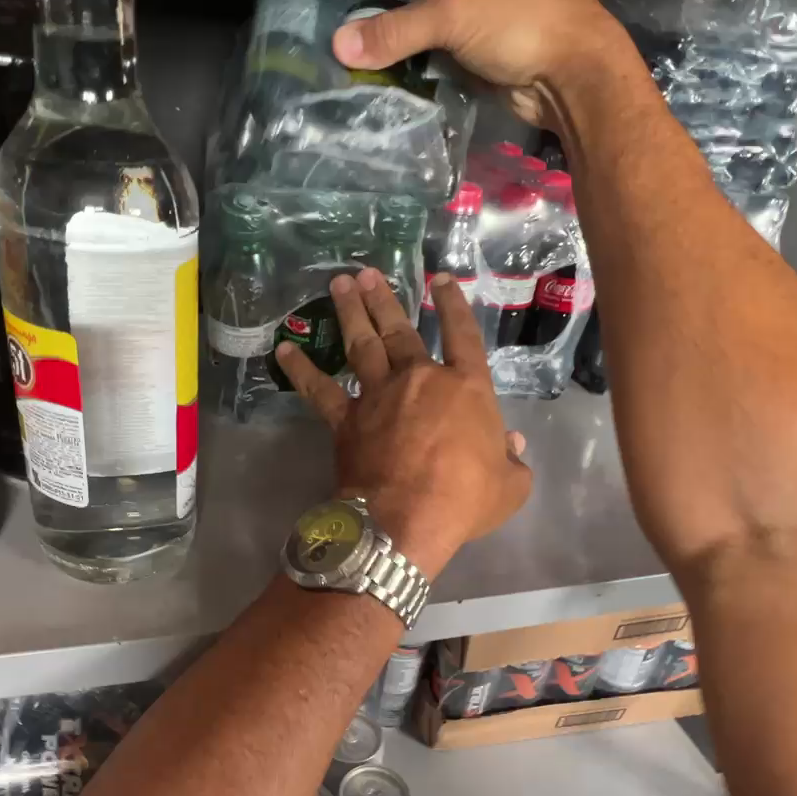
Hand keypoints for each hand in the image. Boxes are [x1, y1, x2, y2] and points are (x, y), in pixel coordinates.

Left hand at [274, 269, 530, 574]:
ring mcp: (378, 396)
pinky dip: (301, 369)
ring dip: (350, 312)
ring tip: (340, 285)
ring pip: (361, 345)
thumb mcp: (510, 486)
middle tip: (368, 274)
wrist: (405, 521)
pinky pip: (319, 389)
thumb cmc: (464, 501)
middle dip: (385, 299)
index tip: (441, 281)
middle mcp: (419, 380)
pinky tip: (284, 350)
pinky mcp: (345, 420)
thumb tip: (512, 445)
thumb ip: (512, 460)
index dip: (453, 306)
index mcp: (466, 388)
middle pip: (400, 331)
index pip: (463, 335)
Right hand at [331, 0, 637, 129]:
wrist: (572, 79)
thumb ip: (397, 29)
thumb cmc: (521, 23)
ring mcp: (499, 23)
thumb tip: (339, 44)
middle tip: (362, 34)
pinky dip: (431, 74)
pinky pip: (453, 63)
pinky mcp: (498, 61)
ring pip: (445, 33)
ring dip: (415, 51)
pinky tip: (402, 82)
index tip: (370, 3)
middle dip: (405, 18)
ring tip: (371, 61)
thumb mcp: (451, 14)